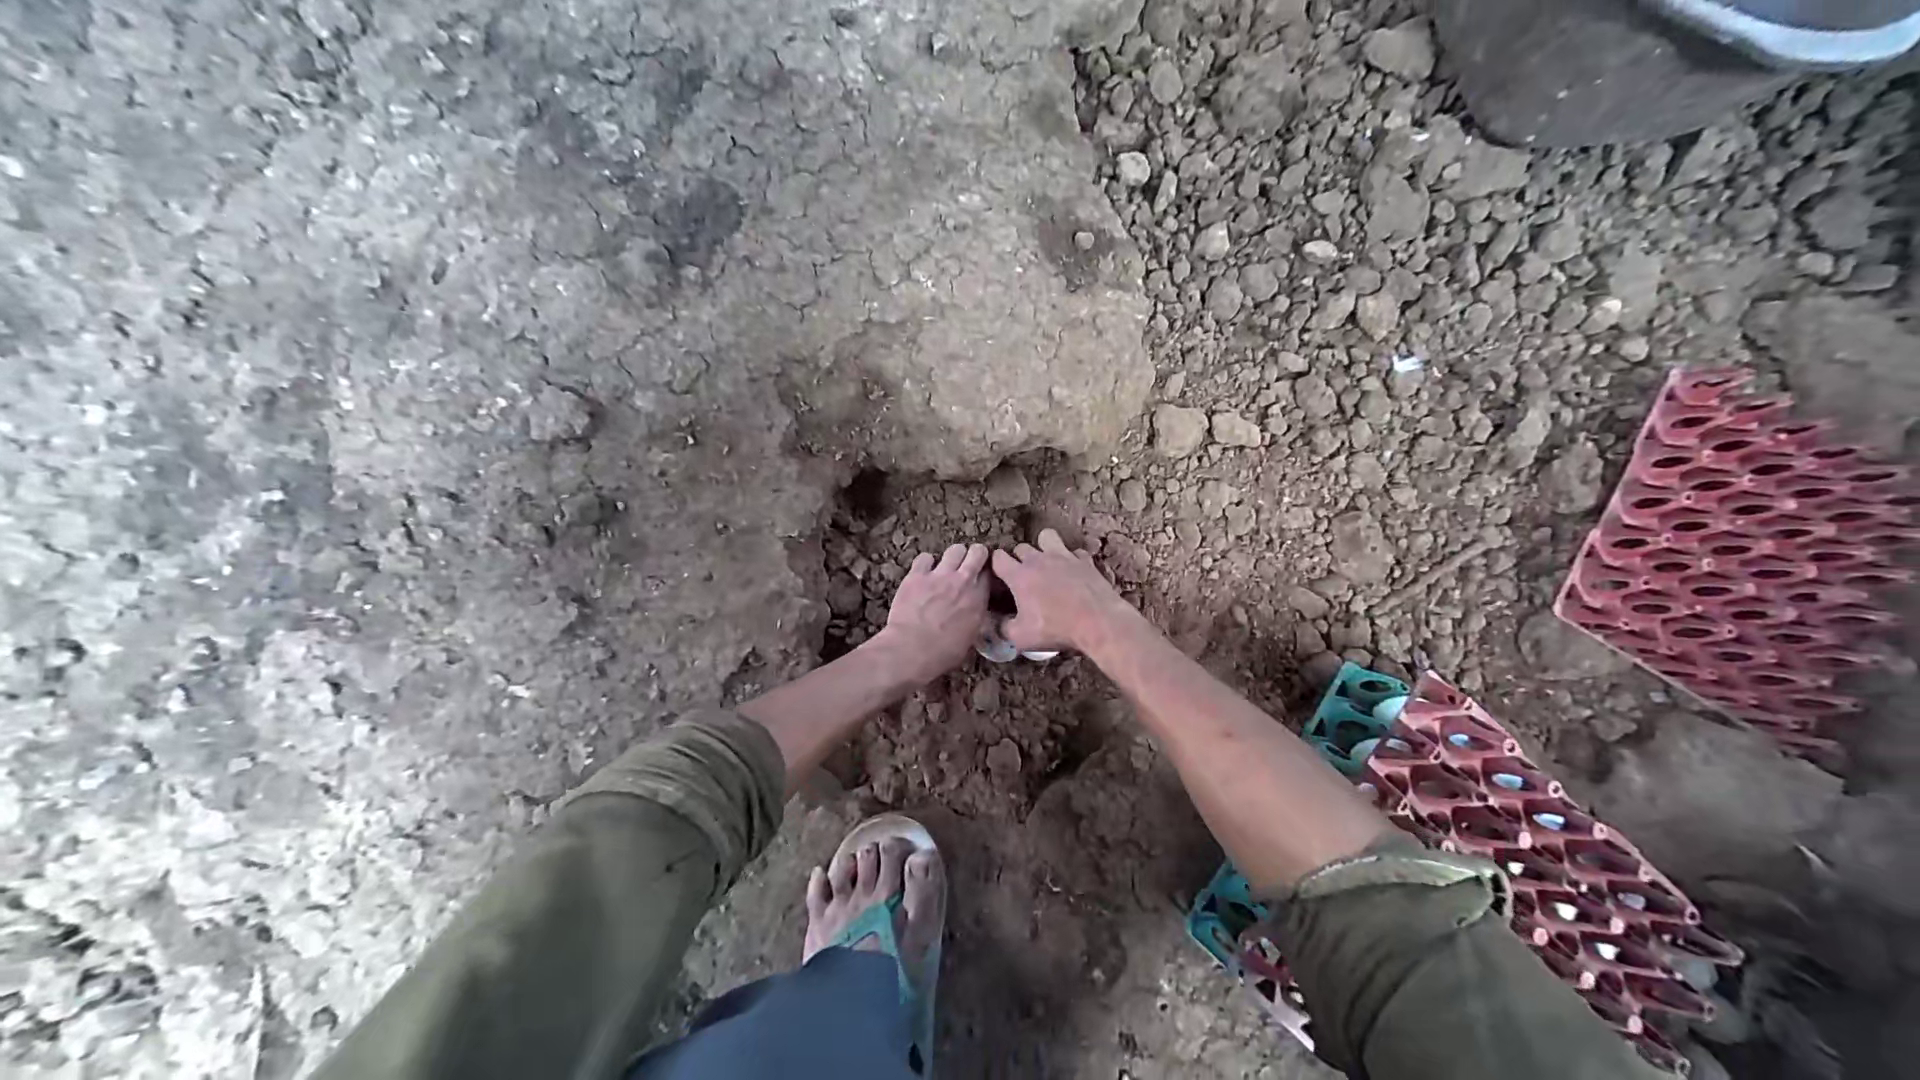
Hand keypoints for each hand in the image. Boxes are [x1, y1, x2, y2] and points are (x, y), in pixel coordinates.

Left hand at [873, 543, 991, 682]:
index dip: (986, 572)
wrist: (911, 650)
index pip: (990, 573)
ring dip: (952, 556)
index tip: (981, 575)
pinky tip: (923, 573)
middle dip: (974, 554)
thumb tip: (973, 615)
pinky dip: (925, 563)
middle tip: (968, 562)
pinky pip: (925, 557)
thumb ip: (974, 618)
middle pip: (977, 552)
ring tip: (946, 566)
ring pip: (954, 549)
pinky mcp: (917, 575)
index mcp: (978, 599)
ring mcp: (939, 576)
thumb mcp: (970, 639)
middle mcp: (962, 582)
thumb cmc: (942, 653)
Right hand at [991, 529, 1141, 652]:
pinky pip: (1074, 552)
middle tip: (1024, 577)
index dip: (996, 565)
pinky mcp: (1084, 560)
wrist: (1098, 622)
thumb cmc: (1057, 629)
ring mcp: (1064, 556)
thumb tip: (999, 624)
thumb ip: (1004, 628)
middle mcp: (1039, 560)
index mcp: (1020, 576)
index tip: (1000, 577)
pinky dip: (1072, 559)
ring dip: (1043, 547)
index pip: (998, 557)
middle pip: (1021, 547)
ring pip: (1047, 536)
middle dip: (1019, 558)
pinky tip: (1073, 572)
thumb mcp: (1021, 637)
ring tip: (1046, 563)